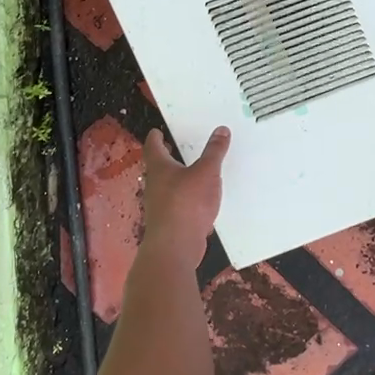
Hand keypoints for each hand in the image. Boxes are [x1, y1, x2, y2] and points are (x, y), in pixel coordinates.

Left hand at [141, 127, 229, 265]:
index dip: (155, 137)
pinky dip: (186, 196)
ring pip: (167, 186)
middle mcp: (155, 185)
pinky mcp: (170, 221)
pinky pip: (177, 202)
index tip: (156, 131)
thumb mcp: (207, 172)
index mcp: (160, 169)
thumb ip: (214, 151)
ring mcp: (160, 205)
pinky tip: (199, 199)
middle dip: (167, 157)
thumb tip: (221, 129)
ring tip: (193, 171)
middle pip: (158, 167)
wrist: (175, 246)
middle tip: (176, 147)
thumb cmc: (187, 202)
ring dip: (177, 177)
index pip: (153, 147)